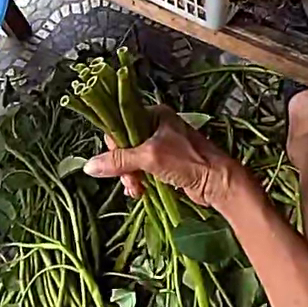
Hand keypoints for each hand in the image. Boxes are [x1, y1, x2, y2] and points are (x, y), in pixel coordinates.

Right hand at [84, 107, 261, 215]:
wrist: (218, 183)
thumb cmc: (188, 162)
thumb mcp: (150, 157)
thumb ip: (119, 160)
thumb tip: (89, 165)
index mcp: (155, 115)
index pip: (121, 124)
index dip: (115, 145)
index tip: (114, 163)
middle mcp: (158, 126)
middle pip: (125, 144)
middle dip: (123, 165)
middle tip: (130, 181)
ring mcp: (162, 145)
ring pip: (132, 159)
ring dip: (130, 176)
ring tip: (137, 189)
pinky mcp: (166, 163)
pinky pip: (143, 170)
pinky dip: (139, 181)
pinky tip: (141, 192)